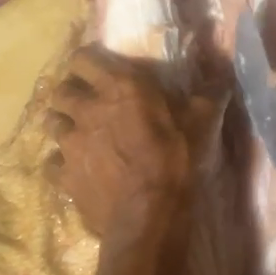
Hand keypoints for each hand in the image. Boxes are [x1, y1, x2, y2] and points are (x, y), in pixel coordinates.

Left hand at [45, 46, 212, 247]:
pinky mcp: (64, 177)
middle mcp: (87, 108)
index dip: (86, 60)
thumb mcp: (203, 119)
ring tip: (78, 132)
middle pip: (60, 90)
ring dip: (62, 123)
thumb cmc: (176, 158)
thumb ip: (211, 89)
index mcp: (118, 86)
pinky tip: (75, 168)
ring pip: (51, 123)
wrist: (150, 216)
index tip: (97, 67)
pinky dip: (60, 162)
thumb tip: (224, 67)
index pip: (82, 57)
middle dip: (70, 92)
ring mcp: (71, 144)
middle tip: (87, 100)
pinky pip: (52, 162)